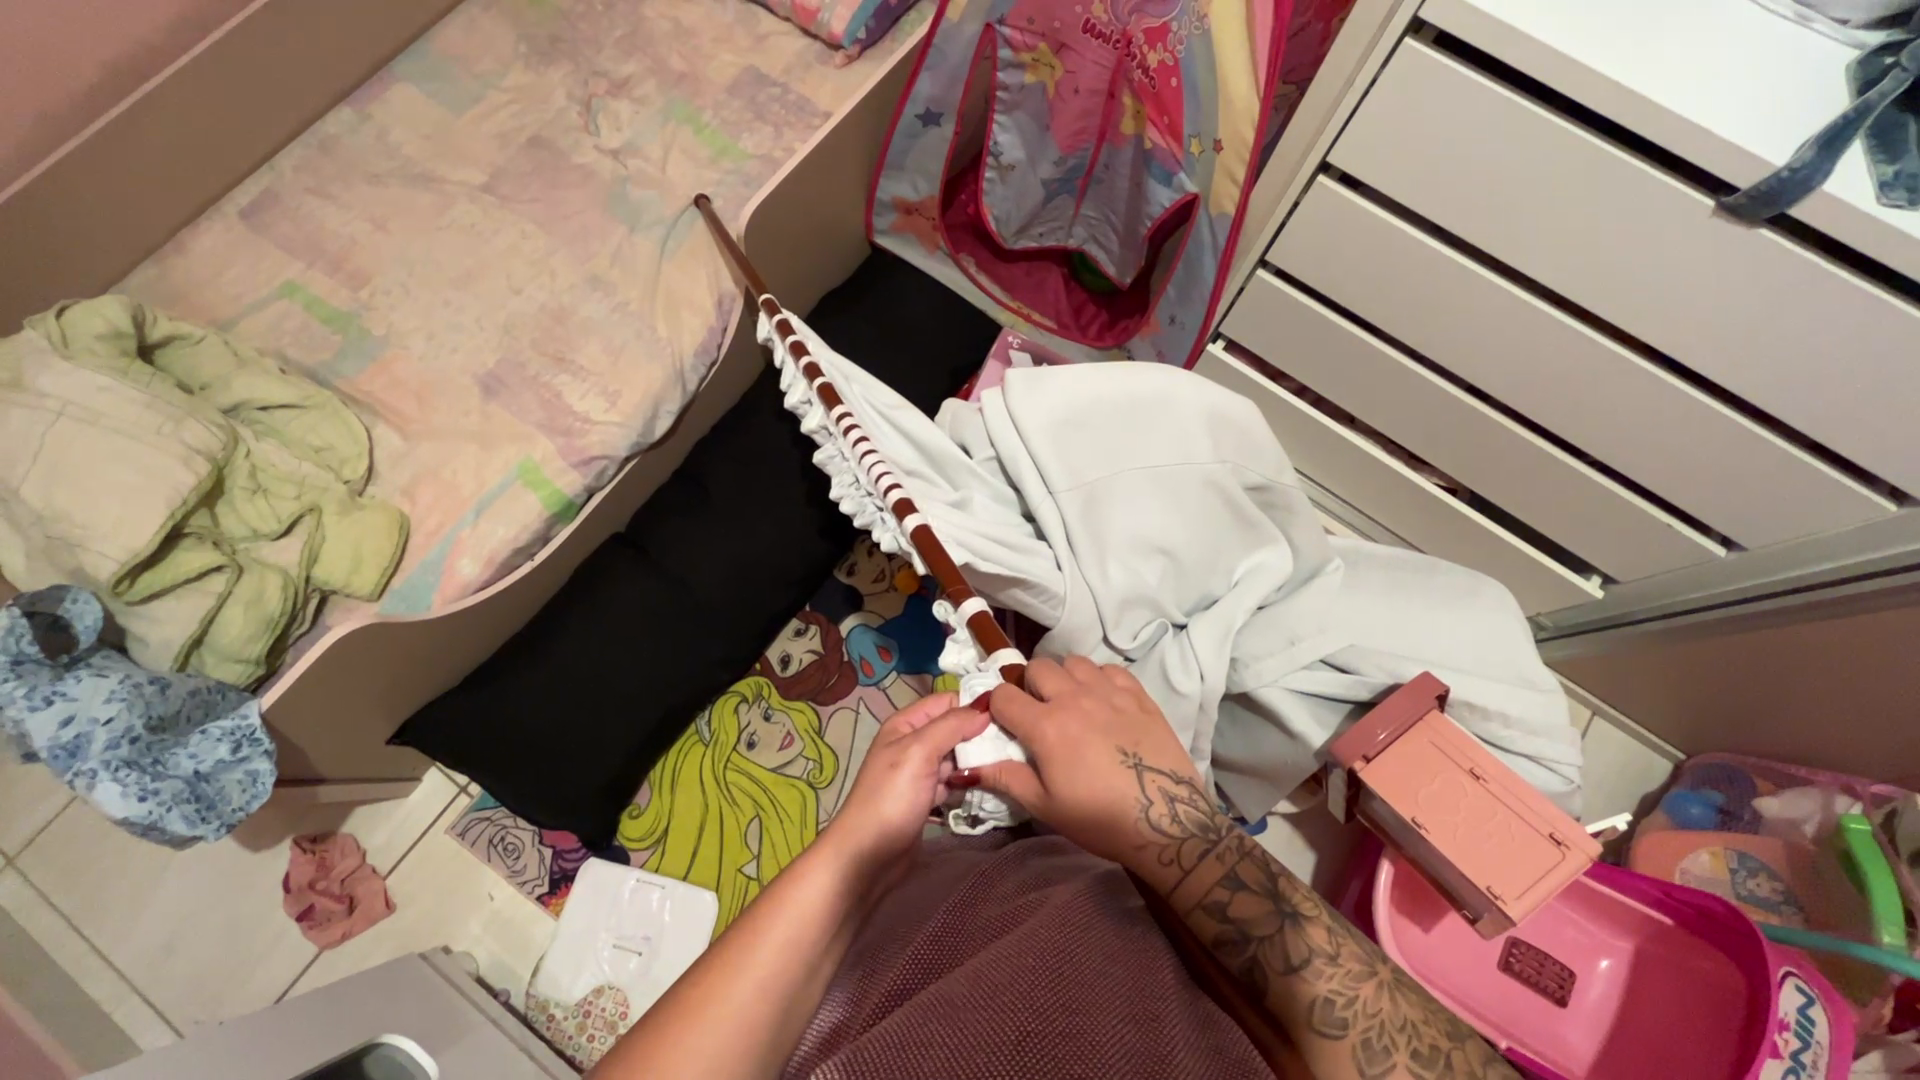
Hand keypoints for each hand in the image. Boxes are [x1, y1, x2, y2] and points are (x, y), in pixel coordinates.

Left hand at [814, 692, 988, 890]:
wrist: (868, 857)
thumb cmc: (891, 798)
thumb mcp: (919, 752)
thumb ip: (951, 725)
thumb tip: (985, 707)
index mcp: (905, 724)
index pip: (946, 701)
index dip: (973, 706)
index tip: (1006, 716)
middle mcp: (913, 743)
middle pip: (955, 729)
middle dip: (980, 735)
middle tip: (1011, 746)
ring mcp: (920, 772)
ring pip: (957, 757)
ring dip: (977, 762)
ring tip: (1006, 767)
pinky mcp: (928, 798)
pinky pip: (954, 782)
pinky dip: (968, 784)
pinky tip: (988, 788)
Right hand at [972, 657, 1236, 891]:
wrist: (1168, 820)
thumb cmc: (1099, 818)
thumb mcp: (1046, 806)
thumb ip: (1007, 779)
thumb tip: (968, 768)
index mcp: (1046, 727)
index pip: (1004, 696)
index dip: (998, 708)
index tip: (1005, 724)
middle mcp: (1074, 699)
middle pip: (1038, 667)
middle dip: (1030, 686)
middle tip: (1039, 713)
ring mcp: (1109, 693)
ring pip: (1074, 662)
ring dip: (1065, 678)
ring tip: (1071, 703)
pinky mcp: (1138, 695)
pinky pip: (1109, 669)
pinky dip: (1098, 678)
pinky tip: (1102, 702)